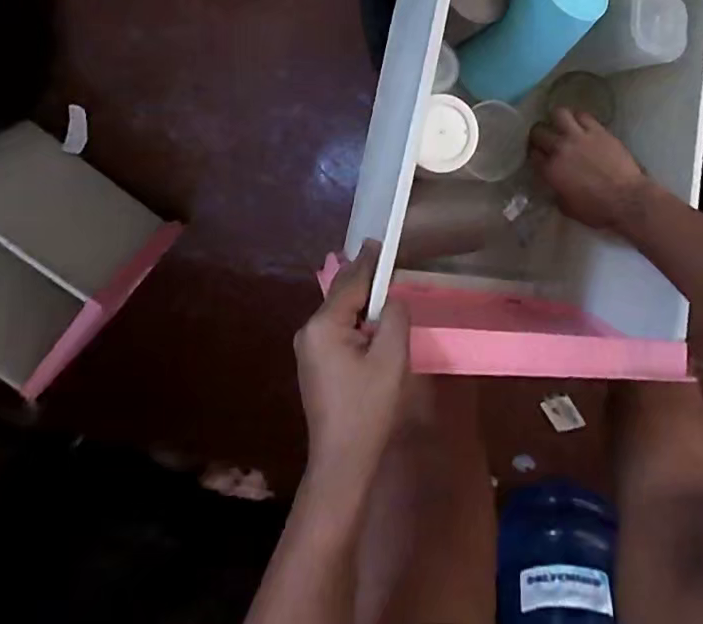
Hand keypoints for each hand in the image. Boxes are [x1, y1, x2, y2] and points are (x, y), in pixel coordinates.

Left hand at [295, 241, 411, 473]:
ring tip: (385, 285)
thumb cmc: (368, 407)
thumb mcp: (390, 357)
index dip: (370, 261)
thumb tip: (392, 298)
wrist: (342, 460)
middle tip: (387, 258)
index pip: (351, 283)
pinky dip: (356, 319)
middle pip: (342, 295)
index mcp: (323, 326)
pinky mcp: (314, 364)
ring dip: (362, 301)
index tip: (381, 241)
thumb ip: (393, 317)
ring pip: (340, 312)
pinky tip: (372, 320)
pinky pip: (337, 329)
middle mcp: (309, 331)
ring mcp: (308, 349)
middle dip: (365, 278)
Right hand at [529, 107, 659, 230]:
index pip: (533, 154)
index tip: (539, 157)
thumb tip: (555, 185)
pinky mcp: (598, 130)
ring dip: (557, 119)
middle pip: (539, 131)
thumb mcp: (567, 208)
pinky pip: (583, 115)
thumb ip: (556, 192)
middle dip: (539, 135)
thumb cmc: (597, 209)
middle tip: (546, 139)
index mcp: (550, 170)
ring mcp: (579, 136)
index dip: (534, 154)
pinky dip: (578, 118)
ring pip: (559, 113)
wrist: (627, 199)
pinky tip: (581, 124)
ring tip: (562, 124)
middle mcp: (560, 148)